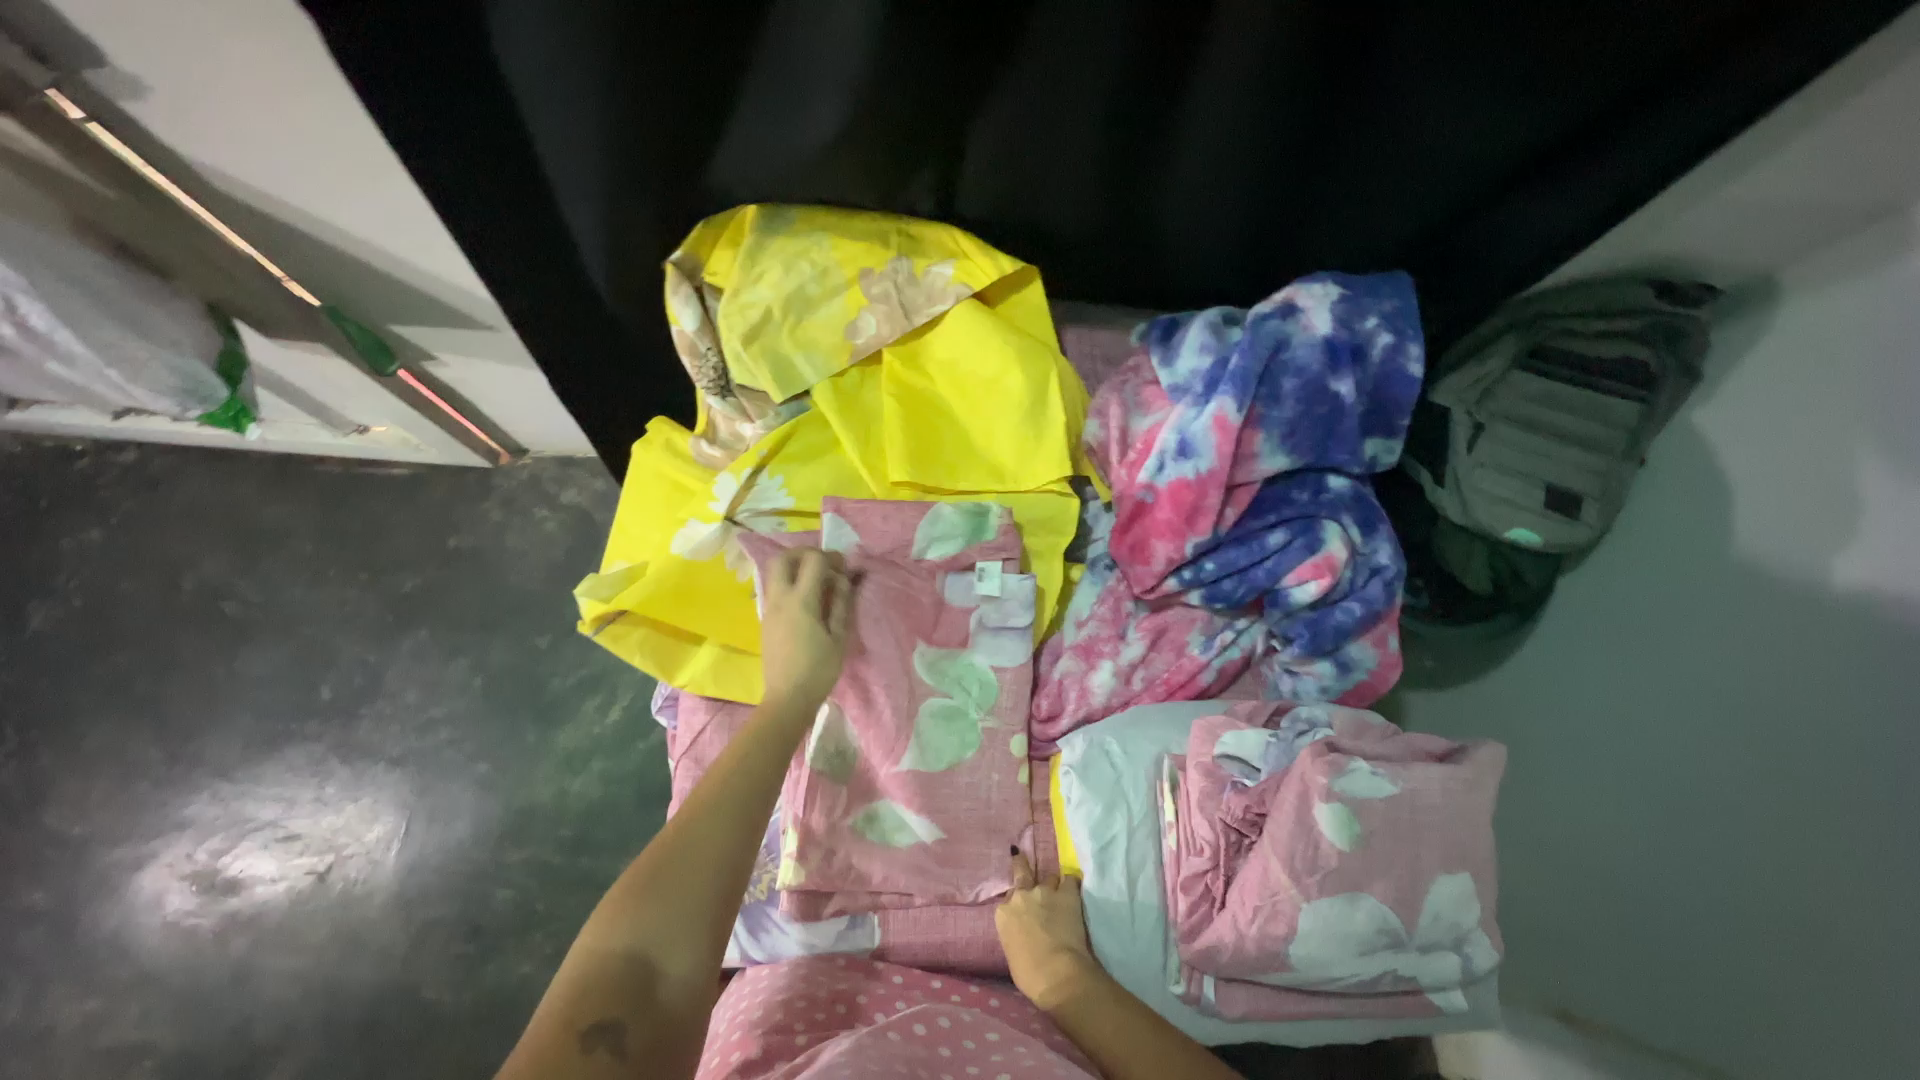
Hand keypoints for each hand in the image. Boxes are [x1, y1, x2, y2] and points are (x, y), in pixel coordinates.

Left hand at [759, 547, 853, 710]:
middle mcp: (780, 599)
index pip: (813, 561)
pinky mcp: (766, 619)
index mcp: (801, 601)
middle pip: (783, 558)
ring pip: (774, 572)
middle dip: (804, 553)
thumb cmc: (819, 670)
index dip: (831, 557)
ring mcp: (769, 609)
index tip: (844, 567)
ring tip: (816, 582)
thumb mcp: (839, 637)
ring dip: (794, 567)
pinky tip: (807, 600)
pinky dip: (789, 583)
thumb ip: (841, 604)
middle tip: (823, 564)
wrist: (788, 698)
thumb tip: (842, 581)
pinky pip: (775, 589)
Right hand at [996, 850, 1101, 1010]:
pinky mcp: (1067, 894)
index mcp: (1003, 914)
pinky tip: (1076, 887)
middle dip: (1021, 865)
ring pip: (1049, 877)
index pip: (1009, 900)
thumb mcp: (1011, 952)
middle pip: (1021, 873)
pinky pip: (1071, 880)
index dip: (1017, 903)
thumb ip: (1015, 933)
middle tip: (1022, 856)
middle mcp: (1021, 896)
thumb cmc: (1029, 974)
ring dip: (1053, 884)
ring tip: (1060, 891)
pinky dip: (1072, 884)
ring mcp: (1044, 892)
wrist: (1056, 973)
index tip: (1022, 909)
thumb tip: (1025, 932)